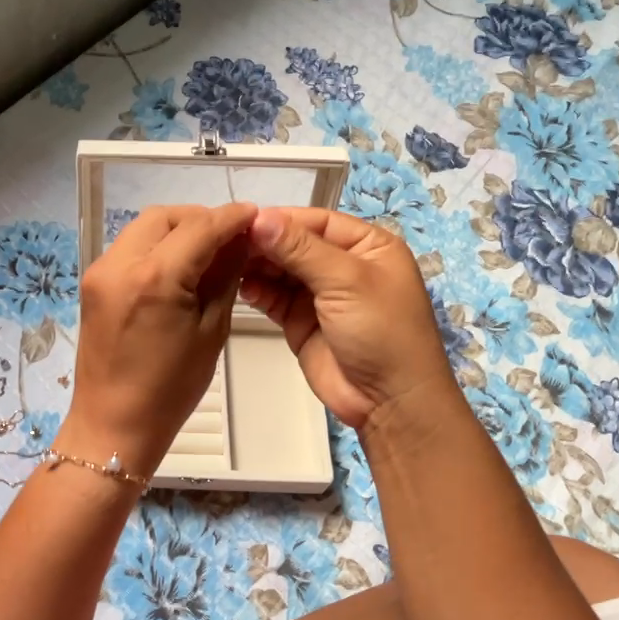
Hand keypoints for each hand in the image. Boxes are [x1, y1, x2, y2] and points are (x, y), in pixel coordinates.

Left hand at [65, 203, 257, 474]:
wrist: (112, 425)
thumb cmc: (170, 390)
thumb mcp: (211, 331)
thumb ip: (225, 277)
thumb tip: (241, 242)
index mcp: (154, 278)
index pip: (199, 227)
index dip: (231, 218)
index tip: (255, 215)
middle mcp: (120, 264)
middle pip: (166, 217)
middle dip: (200, 219)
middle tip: (230, 237)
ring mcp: (100, 272)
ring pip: (144, 228)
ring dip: (177, 230)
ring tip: (207, 251)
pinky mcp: (93, 283)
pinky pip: (129, 248)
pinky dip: (156, 246)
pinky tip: (179, 266)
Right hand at [241, 208, 455, 429]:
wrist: (389, 401)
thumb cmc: (382, 331)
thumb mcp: (346, 281)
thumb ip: (300, 249)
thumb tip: (259, 218)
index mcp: (367, 245)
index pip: (316, 221)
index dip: (281, 220)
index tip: (244, 221)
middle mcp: (343, 265)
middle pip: (295, 244)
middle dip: (265, 244)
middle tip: (229, 244)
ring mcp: (320, 294)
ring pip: (281, 270)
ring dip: (257, 266)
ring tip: (229, 264)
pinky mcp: (300, 321)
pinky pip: (274, 297)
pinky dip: (258, 291)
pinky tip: (242, 288)